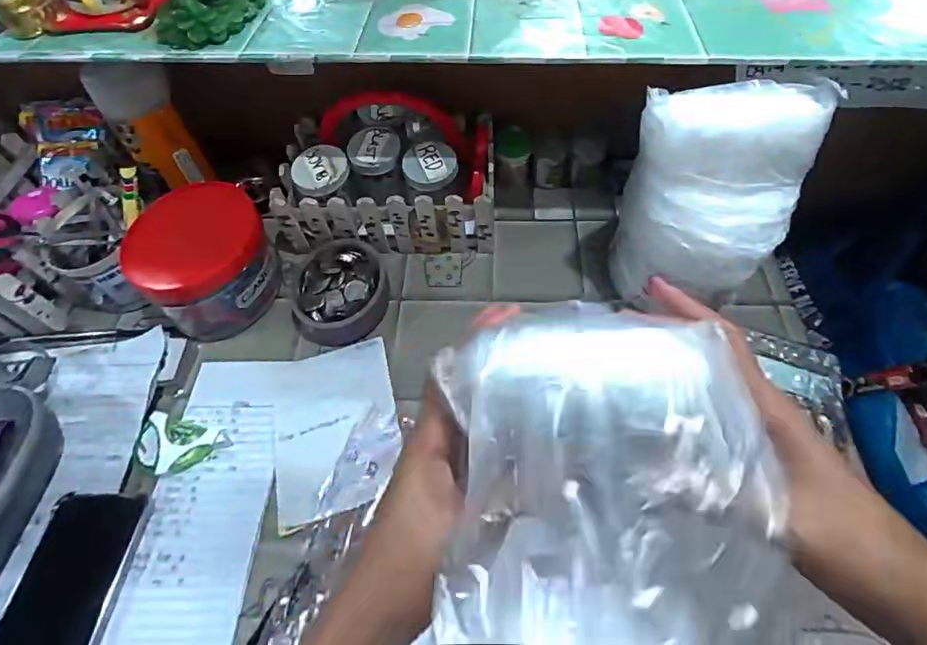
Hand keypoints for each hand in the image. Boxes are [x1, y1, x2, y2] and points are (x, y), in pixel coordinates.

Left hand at [305, 304, 520, 644]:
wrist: (378, 610)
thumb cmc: (410, 557)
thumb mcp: (460, 522)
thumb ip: (500, 491)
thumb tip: (548, 461)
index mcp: (430, 436)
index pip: (453, 372)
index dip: (478, 339)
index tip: (510, 315)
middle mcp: (436, 442)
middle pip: (467, 389)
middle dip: (498, 362)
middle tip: (541, 343)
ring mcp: (444, 468)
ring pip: (477, 419)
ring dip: (504, 396)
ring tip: (547, 379)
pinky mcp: (453, 496)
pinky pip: (482, 452)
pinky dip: (505, 435)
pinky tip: (537, 441)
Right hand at [644, 278, 861, 551]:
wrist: (899, 581)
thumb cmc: (849, 538)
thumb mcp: (785, 520)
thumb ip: (726, 497)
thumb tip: (655, 475)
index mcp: (772, 407)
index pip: (729, 342)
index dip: (691, 309)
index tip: (654, 285)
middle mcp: (768, 411)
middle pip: (716, 356)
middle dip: (673, 332)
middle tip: (625, 327)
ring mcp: (769, 435)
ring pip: (717, 385)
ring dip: (680, 366)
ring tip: (635, 362)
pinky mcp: (767, 461)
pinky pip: (720, 417)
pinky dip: (690, 404)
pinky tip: (666, 421)